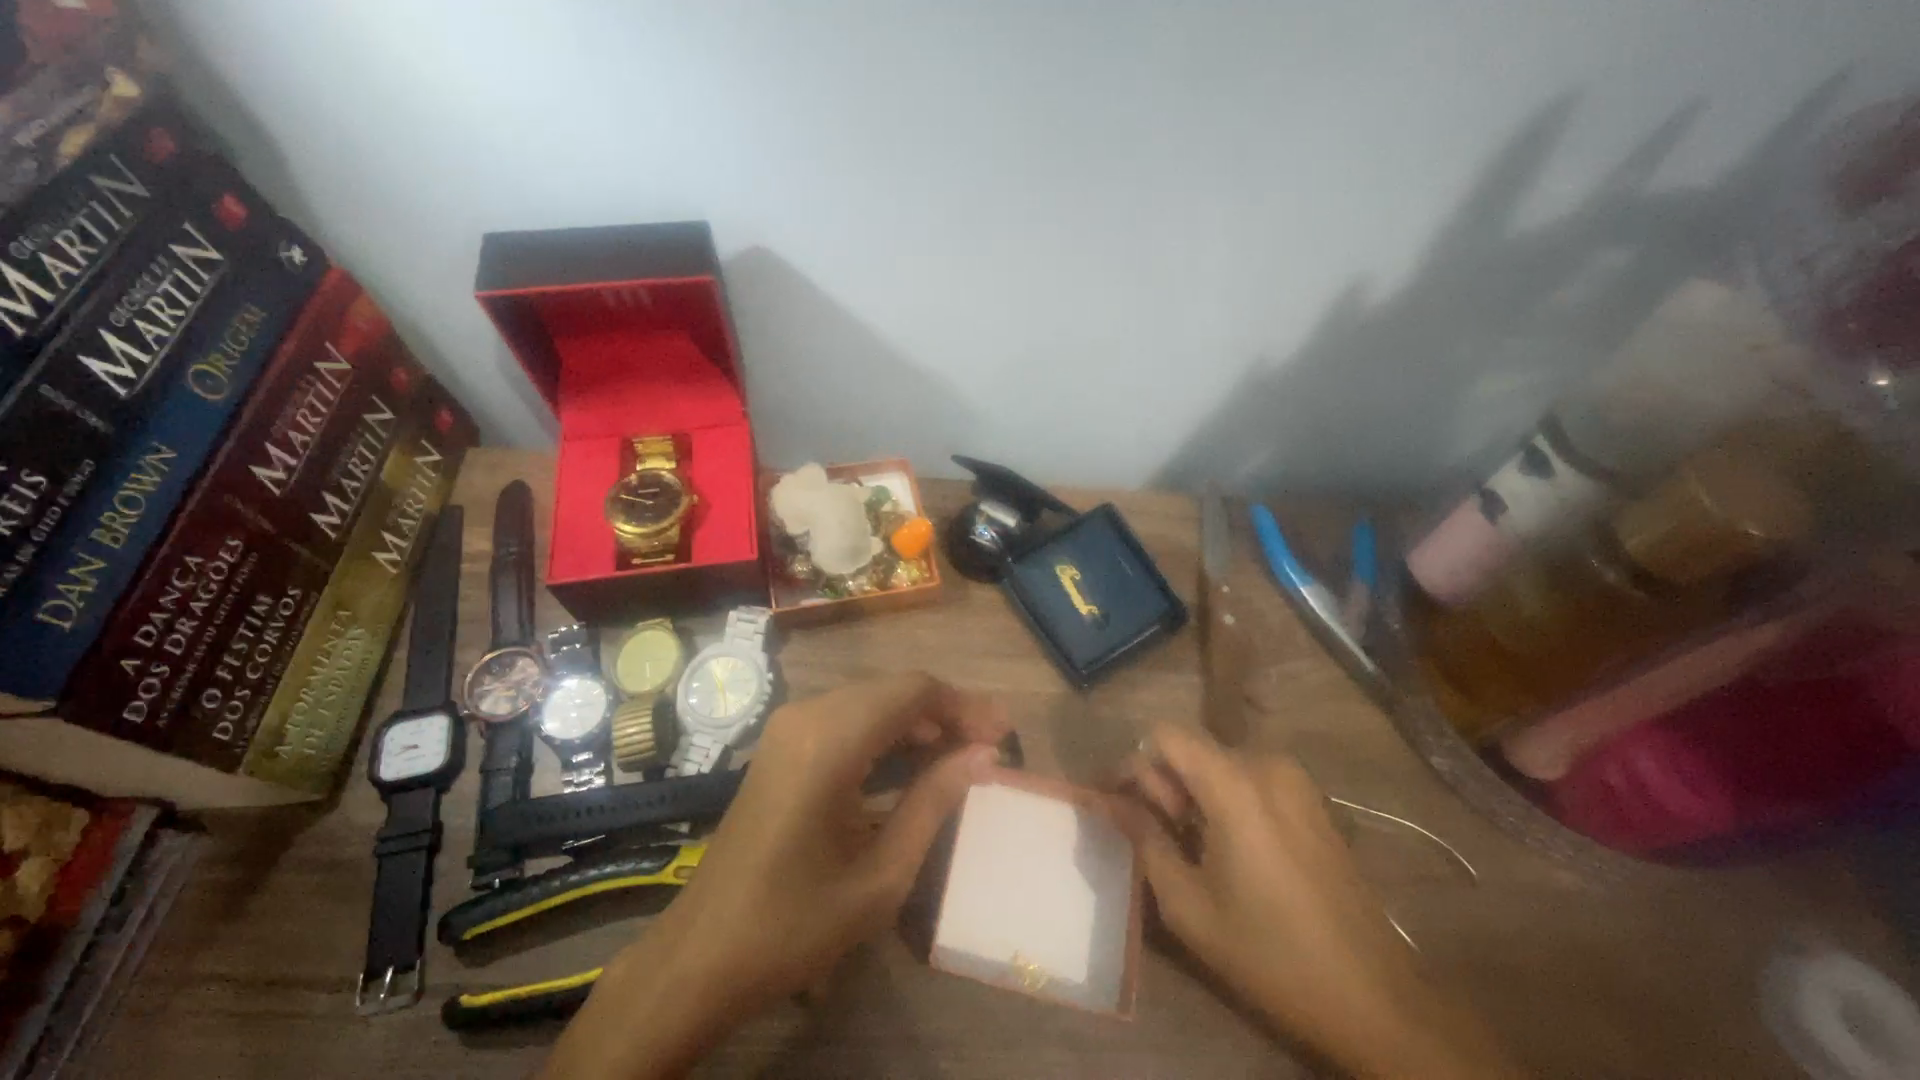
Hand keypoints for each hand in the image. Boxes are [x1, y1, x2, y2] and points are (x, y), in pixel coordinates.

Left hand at [543, 673, 1008, 1079]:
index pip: (913, 691)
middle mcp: (805, 717)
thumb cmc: (796, 923)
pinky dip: (885, 735)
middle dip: (946, 713)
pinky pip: (845, 722)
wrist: (704, 954)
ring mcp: (786, 731)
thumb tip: (985, 756)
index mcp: (829, 741)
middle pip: (892, 690)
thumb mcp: (882, 874)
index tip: (1005, 736)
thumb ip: (934, 802)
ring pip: (869, 702)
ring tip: (965, 757)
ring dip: (917, 723)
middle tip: (992, 747)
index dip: (964, 706)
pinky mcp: (780, 750)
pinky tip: (914, 766)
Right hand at [1114, 725, 1518, 1079]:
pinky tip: (1229, 854)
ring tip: (1190, 851)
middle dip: (1163, 785)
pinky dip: (1226, 803)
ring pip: (1222, 766)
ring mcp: (1299, 783)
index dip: (1133, 765)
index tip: (1119, 807)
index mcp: (1235, 784)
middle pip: (1194, 750)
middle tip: (1154, 840)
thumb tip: (1109, 800)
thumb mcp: (1187, 904)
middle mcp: (1268, 767)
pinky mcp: (1315, 804)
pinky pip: (1253, 782)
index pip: (1164, 735)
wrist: (1371, 995)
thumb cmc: (1267, 952)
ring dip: (1194, 796)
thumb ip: (1144, 838)